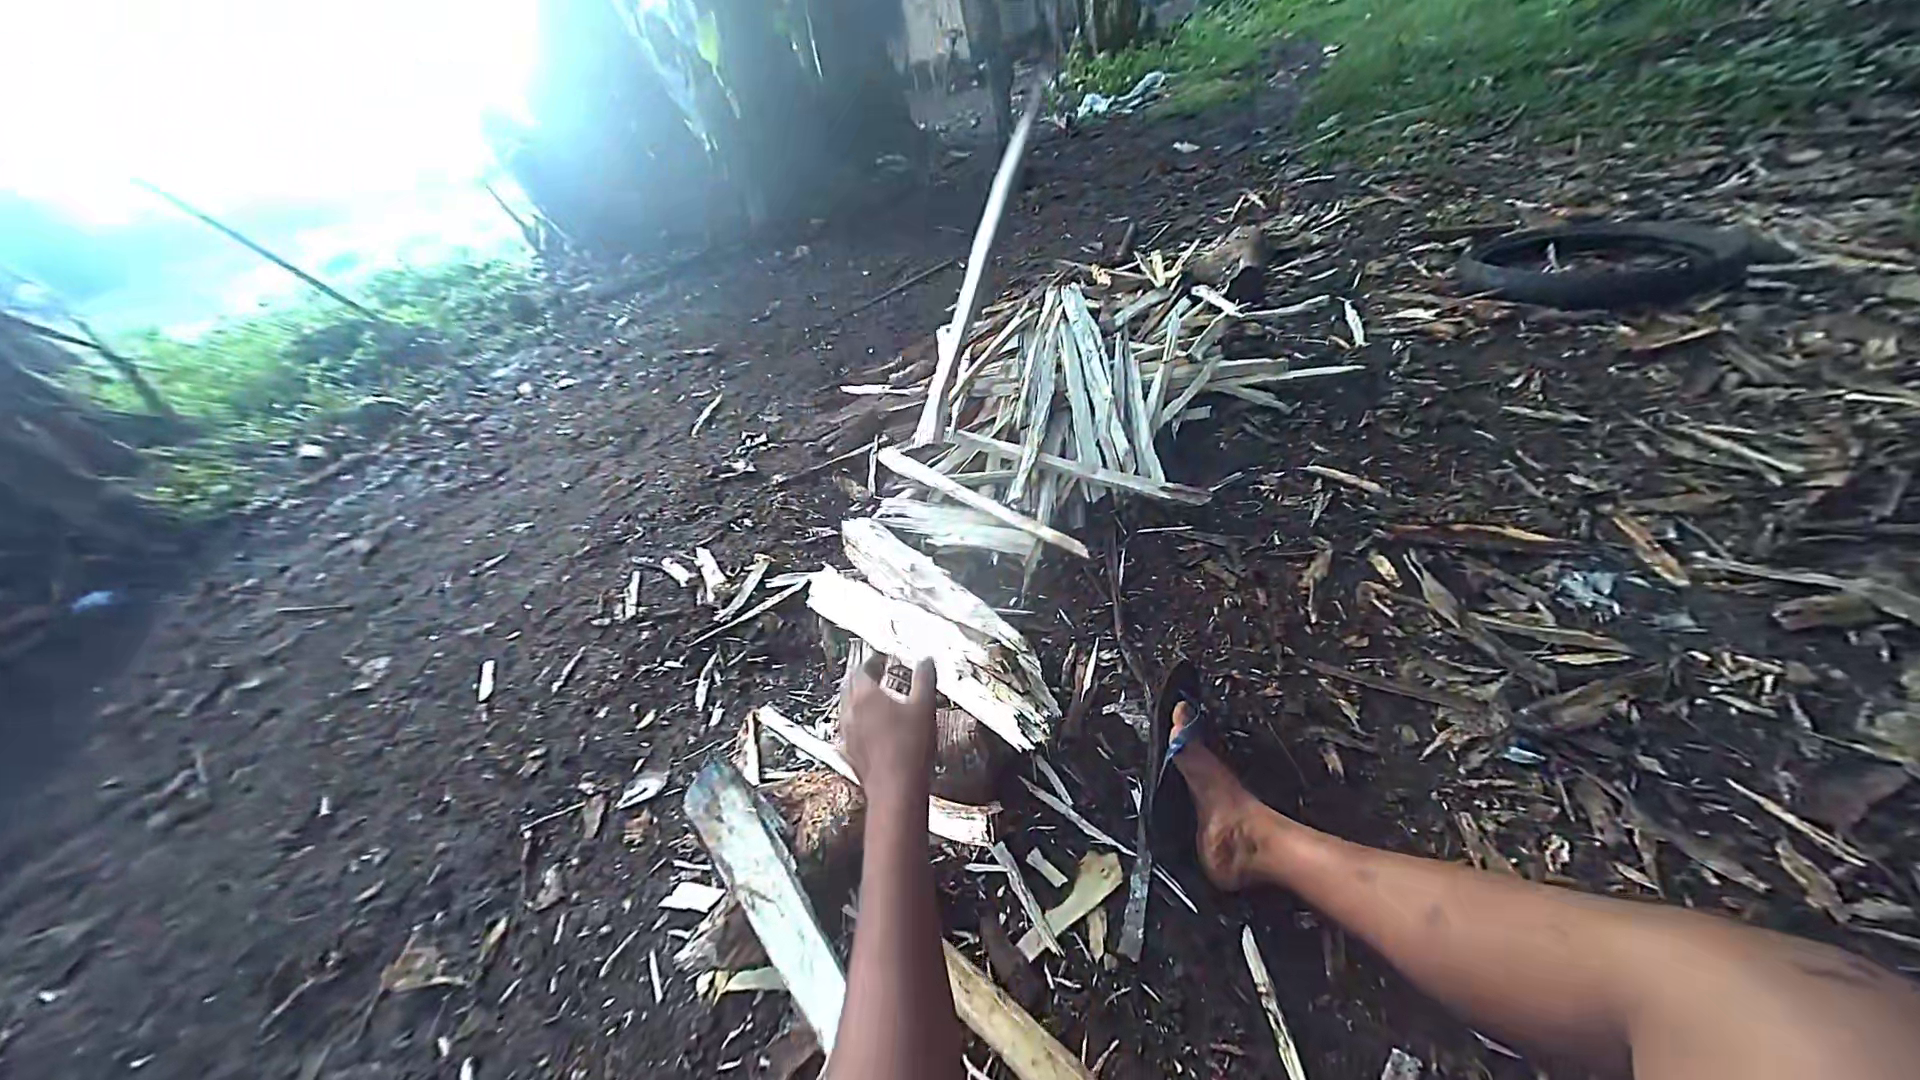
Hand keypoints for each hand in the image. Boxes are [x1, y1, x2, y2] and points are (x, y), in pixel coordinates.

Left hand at [840, 651, 937, 807]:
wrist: (897, 790)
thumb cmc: (909, 749)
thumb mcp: (924, 706)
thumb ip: (924, 678)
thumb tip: (926, 662)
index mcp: (866, 695)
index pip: (862, 668)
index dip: (873, 660)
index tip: (882, 659)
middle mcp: (851, 712)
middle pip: (851, 686)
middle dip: (863, 677)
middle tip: (877, 674)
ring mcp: (848, 734)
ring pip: (849, 708)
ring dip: (860, 700)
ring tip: (876, 700)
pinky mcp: (850, 753)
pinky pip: (851, 730)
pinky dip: (860, 723)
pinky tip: (873, 729)